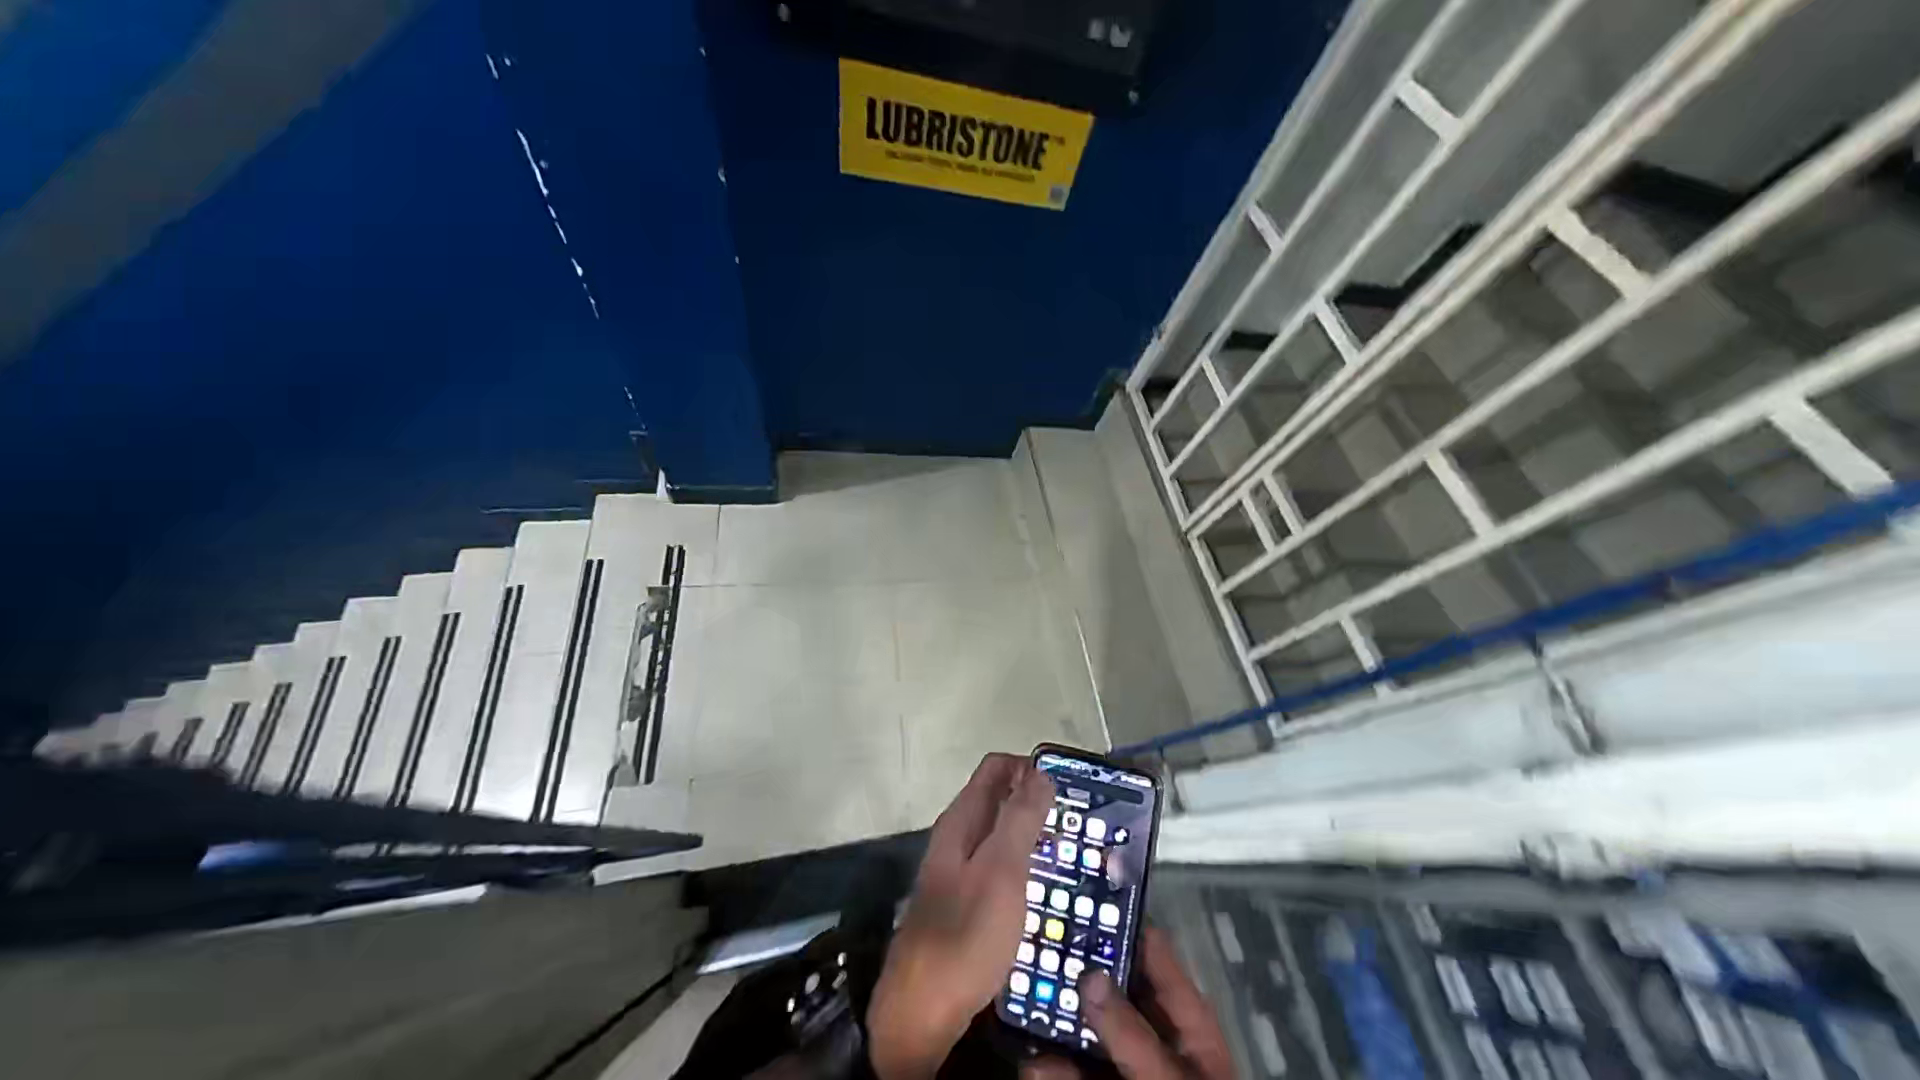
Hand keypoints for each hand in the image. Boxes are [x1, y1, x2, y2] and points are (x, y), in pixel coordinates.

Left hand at [867, 753, 1053, 1079]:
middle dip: (1035, 801)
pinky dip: (1022, 866)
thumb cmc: (966, 934)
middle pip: (998, 800)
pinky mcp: (964, 902)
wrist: (922, 1009)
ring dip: (1031, 835)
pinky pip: (998, 868)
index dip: (1030, 768)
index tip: (1069, 786)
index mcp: (960, 821)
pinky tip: (1046, 888)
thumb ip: (1020, 820)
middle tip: (1079, 822)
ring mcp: (957, 871)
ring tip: (1072, 852)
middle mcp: (956, 838)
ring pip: (999, 835)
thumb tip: (1040, 773)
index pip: (995, 769)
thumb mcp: (1001, 872)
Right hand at [1020, 926, 1234, 1079]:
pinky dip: (1050, 1067)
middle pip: (1108, 984)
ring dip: (1053, 1013)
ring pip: (1083, 1027)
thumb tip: (1090, 976)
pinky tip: (1027, 1060)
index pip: (1150, 951)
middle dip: (1071, 963)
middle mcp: (1149, 1031)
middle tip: (1028, 933)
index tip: (1076, 887)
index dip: (1118, 917)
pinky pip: (1070, 1072)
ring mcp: (1121, 1065)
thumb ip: (1133, 1035)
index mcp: (1183, 1019)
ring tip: (1016, 990)